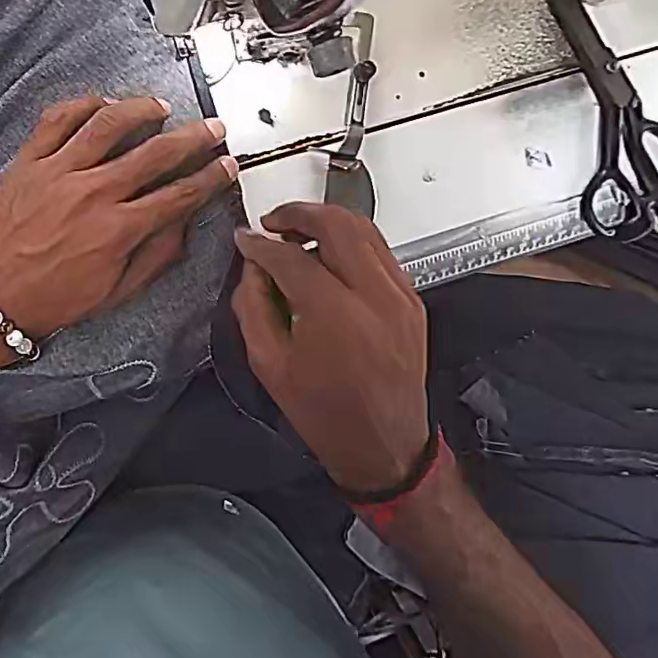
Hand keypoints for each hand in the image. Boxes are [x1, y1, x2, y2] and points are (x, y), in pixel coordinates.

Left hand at [0, 96, 235, 388]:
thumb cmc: (54, 297)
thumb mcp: (117, 290)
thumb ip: (157, 255)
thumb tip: (185, 223)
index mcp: (118, 230)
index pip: (179, 193)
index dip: (210, 176)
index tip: (225, 165)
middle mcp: (92, 194)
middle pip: (156, 152)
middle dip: (193, 138)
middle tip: (211, 129)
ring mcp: (58, 173)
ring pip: (109, 124)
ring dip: (142, 110)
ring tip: (161, 107)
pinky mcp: (30, 162)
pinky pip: (58, 119)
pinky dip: (84, 105)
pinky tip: (103, 104)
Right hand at [231, 203, 430, 491]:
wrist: (382, 444)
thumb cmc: (327, 414)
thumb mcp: (268, 363)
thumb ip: (252, 306)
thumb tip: (252, 268)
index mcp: (334, 316)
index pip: (290, 257)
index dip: (260, 245)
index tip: (246, 241)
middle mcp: (374, 298)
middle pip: (336, 225)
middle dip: (298, 213)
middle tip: (274, 221)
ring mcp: (399, 297)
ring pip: (365, 229)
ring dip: (327, 222)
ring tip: (299, 232)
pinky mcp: (411, 301)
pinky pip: (380, 251)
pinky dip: (351, 242)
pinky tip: (330, 255)